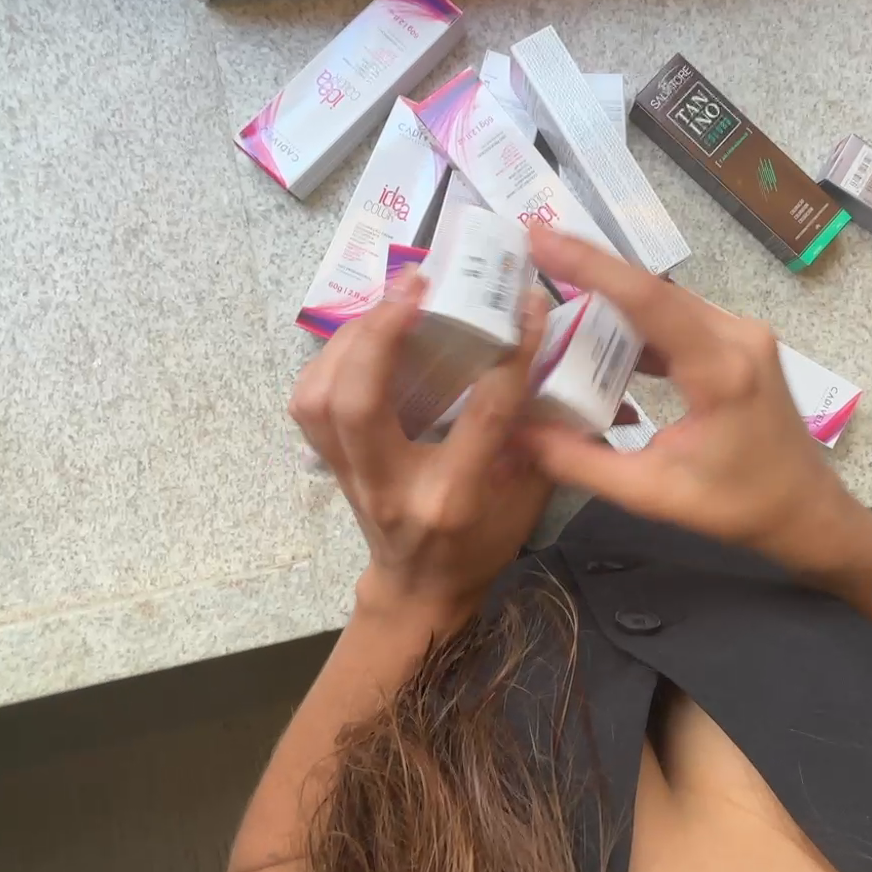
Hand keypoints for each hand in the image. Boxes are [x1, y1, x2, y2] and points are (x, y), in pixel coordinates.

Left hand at [291, 269, 553, 618]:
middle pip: (359, 401)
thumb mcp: (530, 499)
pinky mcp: (330, 464)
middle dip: (382, 331)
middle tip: (418, 282)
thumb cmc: (482, 546)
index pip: (483, 413)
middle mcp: (389, 484)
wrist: (419, 590)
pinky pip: (309, 403)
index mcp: (453, 497)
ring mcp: (350, 475)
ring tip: (388, 301)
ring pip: (319, 399)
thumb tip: (563, 365)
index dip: (512, 352)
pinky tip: (362, 335)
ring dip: (349, 338)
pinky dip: (329, 359)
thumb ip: (543, 436)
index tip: (529, 302)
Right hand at [517, 226, 870, 579]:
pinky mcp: (739, 342)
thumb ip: (580, 463)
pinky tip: (602, 337)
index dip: (591, 265)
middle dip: (591, 271)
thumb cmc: (737, 506)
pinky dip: (638, 324)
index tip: (540, 237)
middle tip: (532, 257)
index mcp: (721, 370)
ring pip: (665, 302)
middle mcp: (737, 336)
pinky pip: (679, 319)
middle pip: (653, 291)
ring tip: (556, 293)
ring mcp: (743, 334)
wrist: (806, 509)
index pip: (649, 300)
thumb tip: (517, 430)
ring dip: (613, 299)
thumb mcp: (652, 493)